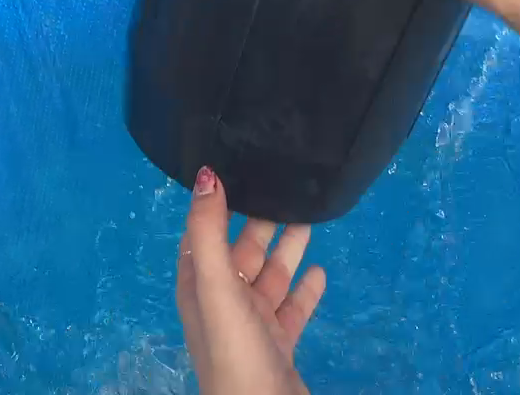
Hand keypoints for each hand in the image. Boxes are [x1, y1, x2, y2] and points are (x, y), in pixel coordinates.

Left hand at [176, 167, 326, 394]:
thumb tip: (205, 174)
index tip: (236, 172)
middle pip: (241, 251)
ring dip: (286, 248)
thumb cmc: (235, 347)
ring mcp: (252, 326)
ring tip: (308, 218)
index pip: (203, 234)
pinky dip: (304, 289)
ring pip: (270, 276)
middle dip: (259, 221)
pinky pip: (292, 308)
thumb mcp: (216, 285)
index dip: (216, 205)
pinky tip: (320, 271)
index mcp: (199, 286)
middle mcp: (222, 303)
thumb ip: (209, 230)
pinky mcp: (279, 346)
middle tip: (284, 188)